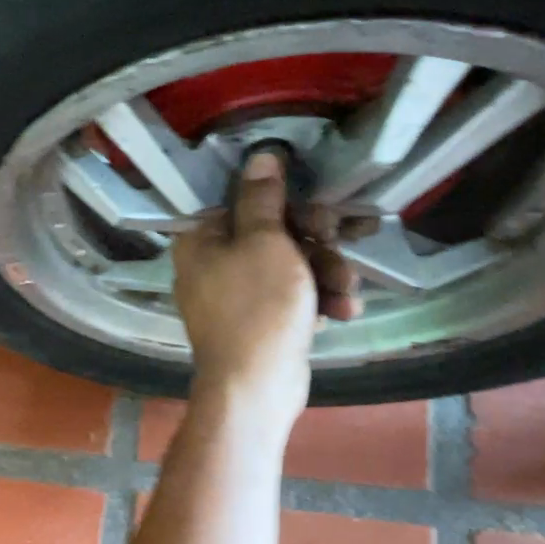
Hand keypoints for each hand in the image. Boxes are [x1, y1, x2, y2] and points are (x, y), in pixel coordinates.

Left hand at [172, 151, 361, 393]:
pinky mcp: (259, 320)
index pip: (239, 200)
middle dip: (314, 241)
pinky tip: (341, 311)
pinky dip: (317, 299)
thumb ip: (262, 199)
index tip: (312, 205)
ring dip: (325, 273)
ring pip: (290, 264)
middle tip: (335, 245)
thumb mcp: (264, 243)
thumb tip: (259, 156)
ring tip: (344, 291)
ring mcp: (235, 295)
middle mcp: (211, 264)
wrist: (255, 387)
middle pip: (271, 231)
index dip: (282, 199)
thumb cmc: (257, 308)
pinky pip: (292, 296)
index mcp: (199, 240)